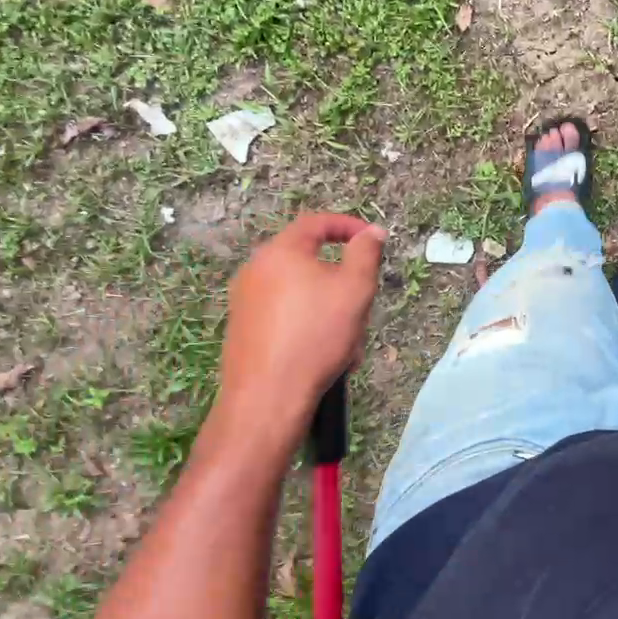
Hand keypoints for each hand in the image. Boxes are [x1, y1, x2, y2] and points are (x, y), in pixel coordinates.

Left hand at [218, 213, 386, 440]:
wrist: (267, 396)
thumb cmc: (316, 333)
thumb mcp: (356, 287)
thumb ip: (366, 252)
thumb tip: (371, 231)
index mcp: (280, 252)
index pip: (316, 222)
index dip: (349, 225)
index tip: (374, 240)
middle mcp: (255, 270)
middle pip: (310, 259)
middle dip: (343, 276)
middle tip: (363, 299)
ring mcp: (245, 301)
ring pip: (302, 290)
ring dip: (331, 304)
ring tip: (349, 335)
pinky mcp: (243, 329)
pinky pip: (286, 313)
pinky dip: (310, 322)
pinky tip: (326, 352)